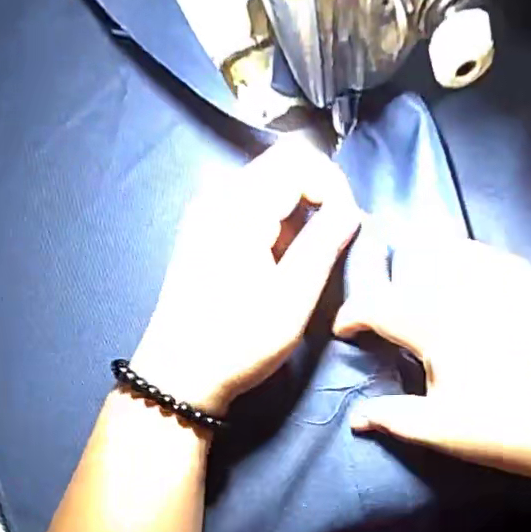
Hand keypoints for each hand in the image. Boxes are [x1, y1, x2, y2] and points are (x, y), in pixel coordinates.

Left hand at [129, 136, 363, 414]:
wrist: (180, 375)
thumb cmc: (239, 341)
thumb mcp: (293, 298)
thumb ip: (325, 244)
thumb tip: (350, 210)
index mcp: (240, 204)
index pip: (300, 157)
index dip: (334, 186)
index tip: (348, 228)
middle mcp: (218, 195)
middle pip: (282, 166)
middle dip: (318, 200)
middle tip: (333, 249)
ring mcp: (205, 213)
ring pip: (268, 189)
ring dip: (298, 217)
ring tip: (305, 265)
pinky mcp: (202, 234)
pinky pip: (249, 210)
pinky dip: (275, 228)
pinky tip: (277, 268)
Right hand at [336, 236, 530, 494]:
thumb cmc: (506, 428)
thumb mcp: (440, 430)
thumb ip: (392, 418)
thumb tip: (356, 417)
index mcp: (435, 324)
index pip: (378, 304)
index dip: (353, 315)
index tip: (345, 331)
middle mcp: (465, 289)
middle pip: (410, 268)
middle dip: (389, 288)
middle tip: (385, 315)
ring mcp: (504, 280)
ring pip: (451, 251)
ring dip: (425, 266)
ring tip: (421, 291)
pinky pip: (489, 255)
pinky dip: (466, 261)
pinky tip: (469, 280)